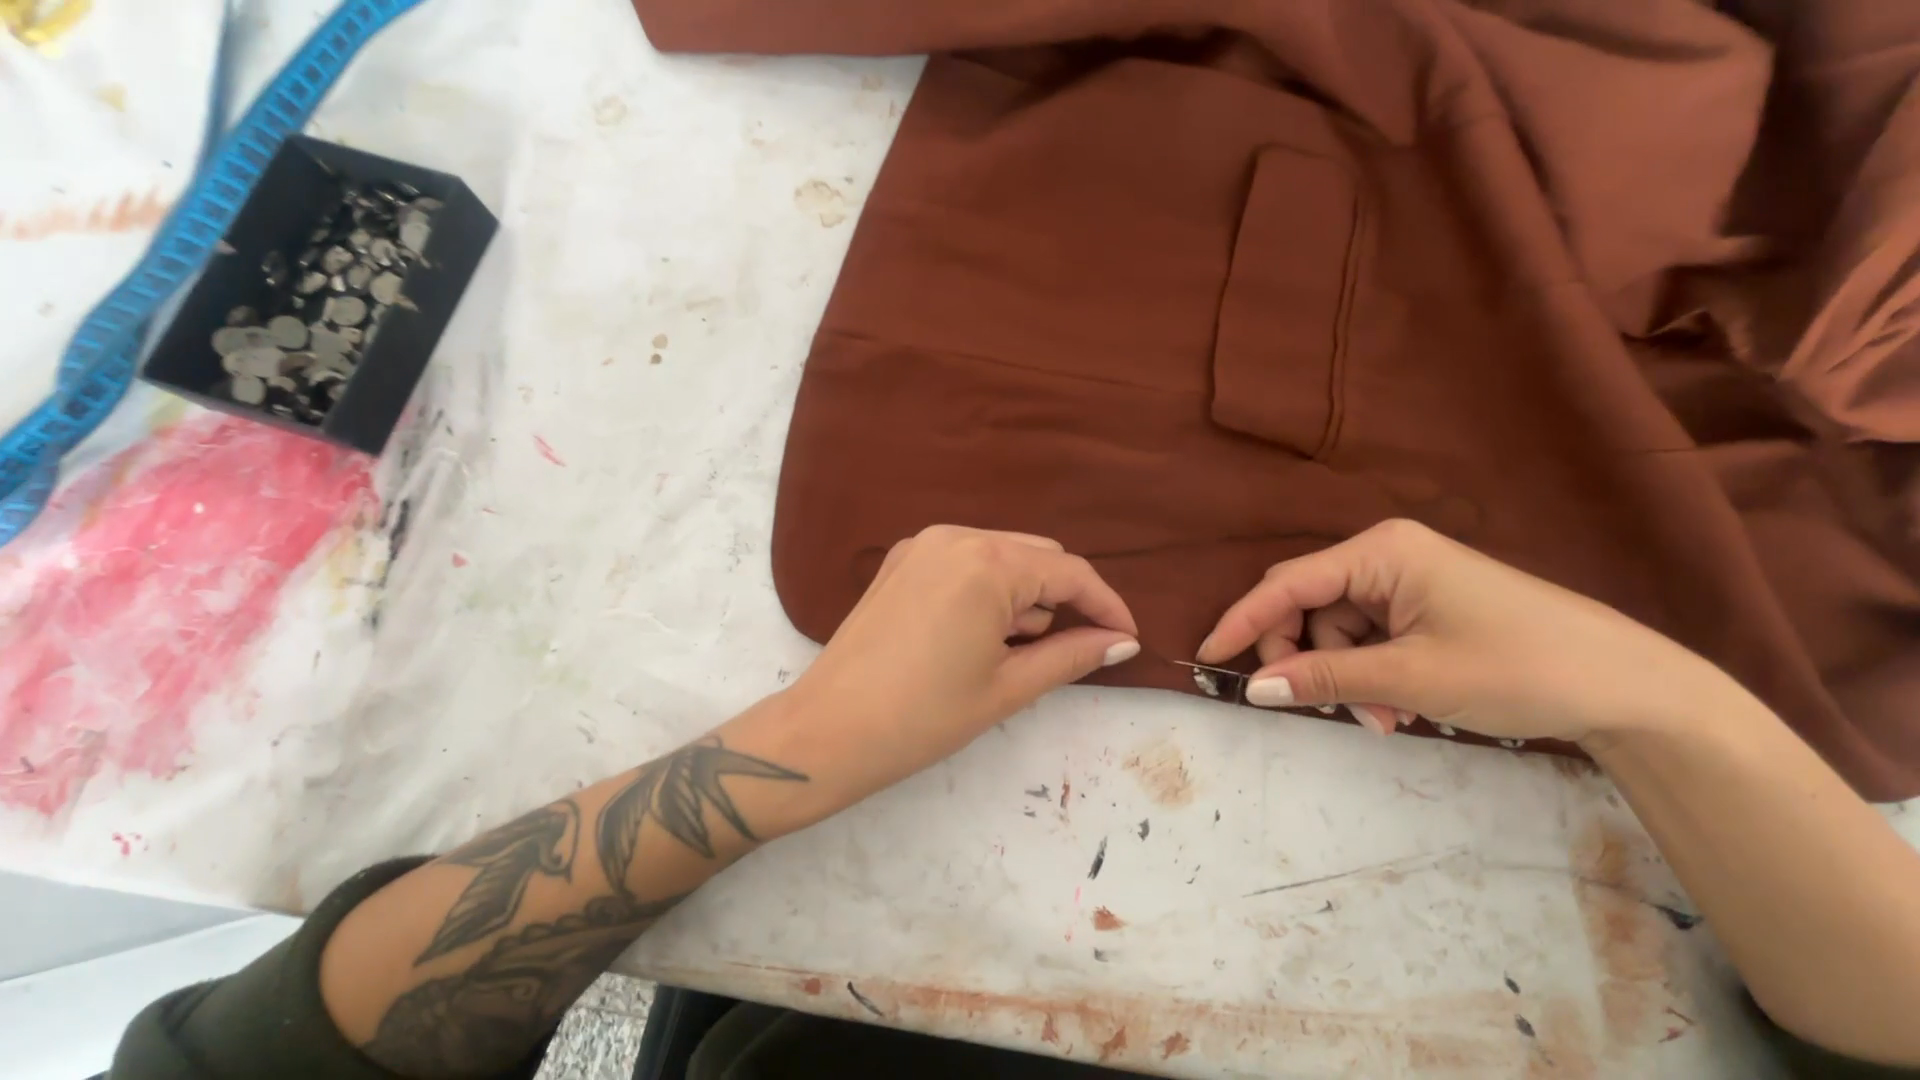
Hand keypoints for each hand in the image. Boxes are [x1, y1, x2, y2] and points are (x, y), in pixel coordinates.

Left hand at [775, 525, 1138, 810]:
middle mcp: (955, 536)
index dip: (1106, 606)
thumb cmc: (924, 716)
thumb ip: (1072, 655)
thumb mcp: (1008, 687)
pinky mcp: (899, 562)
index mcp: (987, 562)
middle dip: (1062, 599)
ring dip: (1023, 596)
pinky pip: (965, 562)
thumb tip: (1122, 643)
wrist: (829, 731)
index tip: (1127, 639)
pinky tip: (977, 636)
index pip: (1069, 572)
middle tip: (1067, 653)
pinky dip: (987, 590)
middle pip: (1036, 556)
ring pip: (1001, 556)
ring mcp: (921, 545)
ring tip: (1011, 653)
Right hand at [1197, 519, 1738, 742]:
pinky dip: (1372, 675)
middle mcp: (1388, 556)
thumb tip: (1253, 688)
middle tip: (1319, 706)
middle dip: (1308, 660)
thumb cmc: (1516, 666)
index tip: (1207, 655)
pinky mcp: (1428, 607)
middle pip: (1309, 606)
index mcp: (1381, 551)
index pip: (1287, 584)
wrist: (1628, 687)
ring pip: (1339, 630)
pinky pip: (1371, 638)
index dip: (1243, 620)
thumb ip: (1323, 677)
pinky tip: (1400, 708)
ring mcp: (1409, 581)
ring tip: (1386, 720)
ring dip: (1346, 677)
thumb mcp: (1409, 678)